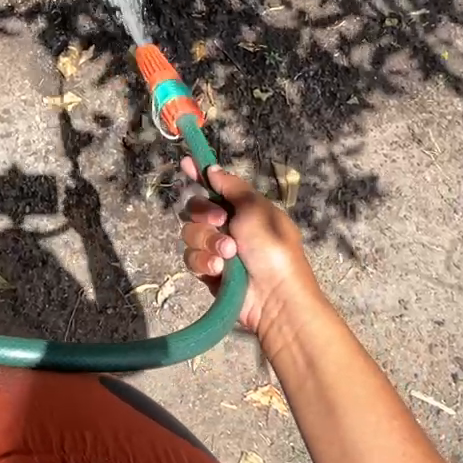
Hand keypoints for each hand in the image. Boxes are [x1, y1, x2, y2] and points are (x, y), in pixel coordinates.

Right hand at [180, 158, 320, 336]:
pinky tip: (218, 270)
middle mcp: (228, 227)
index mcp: (244, 210)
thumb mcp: (257, 210)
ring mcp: (216, 249)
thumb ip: (232, 187)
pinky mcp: (208, 271)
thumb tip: (212, 168)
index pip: (216, 187)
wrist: (276, 299)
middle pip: (196, 208)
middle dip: (205, 214)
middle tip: (221, 221)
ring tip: (227, 255)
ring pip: (190, 232)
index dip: (200, 175)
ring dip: (208, 241)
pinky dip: (204, 261)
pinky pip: (191, 257)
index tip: (186, 163)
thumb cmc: (273, 250)